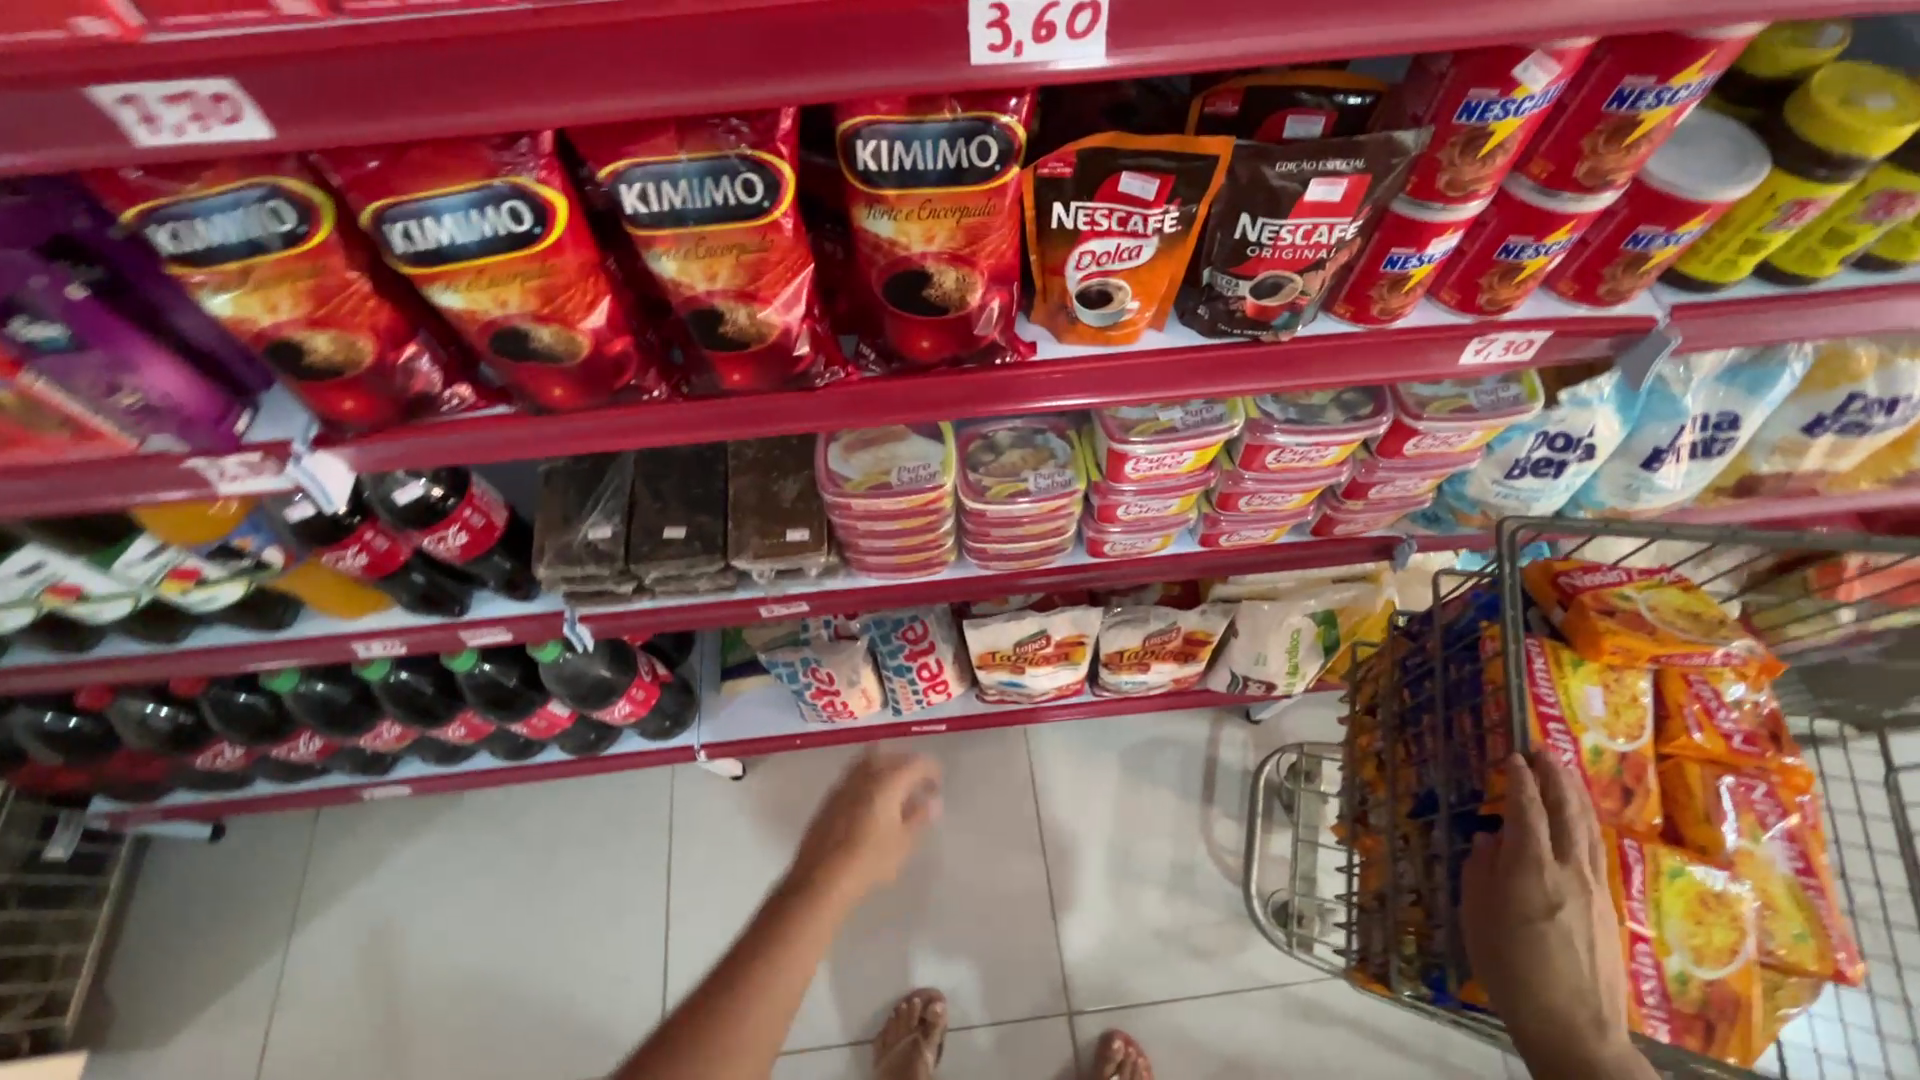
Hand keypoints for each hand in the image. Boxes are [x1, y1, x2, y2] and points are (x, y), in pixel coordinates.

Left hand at [787, 749, 942, 907]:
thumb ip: (919, 817)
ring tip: (896, 791)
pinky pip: (855, 775)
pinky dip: (869, 779)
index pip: (916, 762)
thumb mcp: (903, 843)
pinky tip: (872, 802)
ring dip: (886, 769)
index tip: (937, 785)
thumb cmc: (870, 861)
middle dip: (908, 765)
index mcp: (888, 781)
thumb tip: (932, 801)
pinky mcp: (830, 797)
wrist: (821, 878)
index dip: (931, 770)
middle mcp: (865, 774)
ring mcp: (844, 783)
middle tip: (919, 786)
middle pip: (891, 756)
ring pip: (870, 762)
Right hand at [1461, 753, 1637, 1075]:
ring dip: (1575, 794)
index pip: (1526, 810)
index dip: (1519, 780)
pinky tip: (1577, 821)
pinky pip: (1594, 849)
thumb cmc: (1510, 969)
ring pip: (1587, 827)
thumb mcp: (1478, 917)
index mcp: (1531, 869)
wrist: (1571, 1023)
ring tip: (1563, 772)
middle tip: (1543, 749)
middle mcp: (1568, 869)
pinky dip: (1583, 823)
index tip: (1511, 755)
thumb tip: (1489, 841)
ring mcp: (1594, 887)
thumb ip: (1481, 872)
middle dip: (1555, 776)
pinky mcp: (1607, 906)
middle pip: (1567, 810)